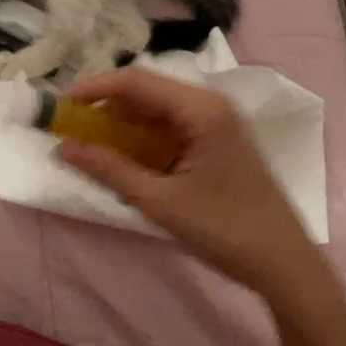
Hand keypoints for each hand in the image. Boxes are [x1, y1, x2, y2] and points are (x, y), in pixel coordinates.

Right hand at [59, 68, 312, 293]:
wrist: (285, 264)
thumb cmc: (226, 230)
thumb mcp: (161, 202)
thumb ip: (111, 170)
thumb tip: (64, 147)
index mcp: (201, 110)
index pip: (136, 81)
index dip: (94, 88)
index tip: (60, 106)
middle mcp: (210, 104)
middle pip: (145, 90)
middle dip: (105, 106)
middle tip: (71, 128)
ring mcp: (216, 122)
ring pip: (156, 107)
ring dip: (122, 122)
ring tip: (90, 144)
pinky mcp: (217, 140)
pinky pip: (170, 125)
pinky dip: (142, 136)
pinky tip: (124, 157)